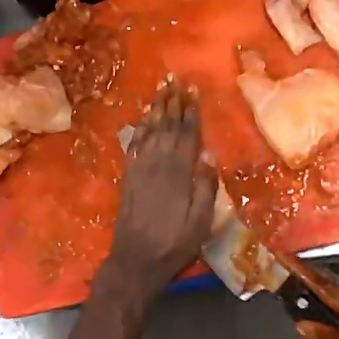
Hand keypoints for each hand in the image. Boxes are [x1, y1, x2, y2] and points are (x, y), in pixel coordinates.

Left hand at [102, 82, 216, 294]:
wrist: (135, 260)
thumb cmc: (174, 244)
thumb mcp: (200, 222)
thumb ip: (206, 188)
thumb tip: (210, 155)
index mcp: (179, 173)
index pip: (187, 134)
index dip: (190, 111)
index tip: (193, 89)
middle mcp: (158, 164)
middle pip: (167, 125)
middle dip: (172, 101)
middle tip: (175, 78)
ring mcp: (140, 168)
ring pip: (150, 130)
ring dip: (156, 108)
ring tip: (161, 88)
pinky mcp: (128, 176)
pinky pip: (135, 144)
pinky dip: (140, 128)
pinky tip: (144, 118)